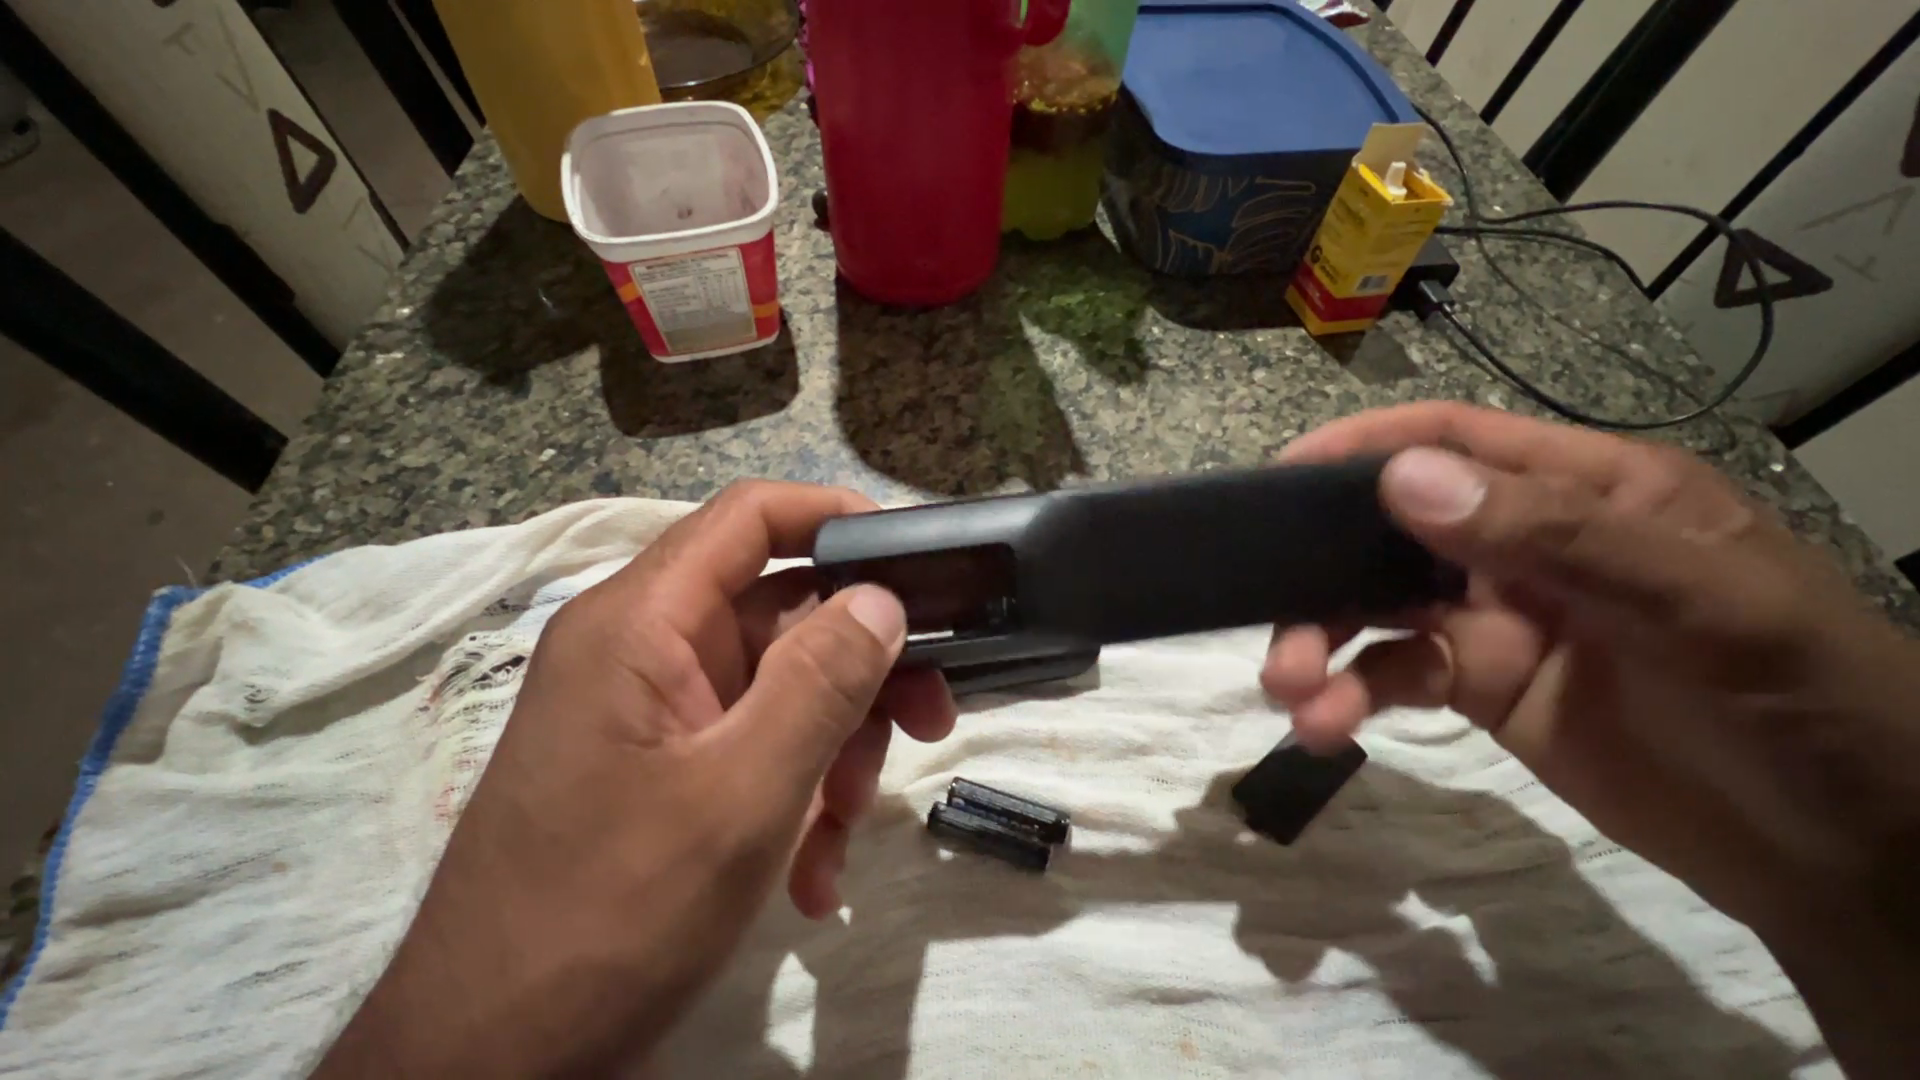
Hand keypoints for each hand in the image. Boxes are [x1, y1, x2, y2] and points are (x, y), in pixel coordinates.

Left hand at [315, 482, 955, 1078]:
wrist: (493, 1061)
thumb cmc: (614, 913)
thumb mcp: (742, 794)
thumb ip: (819, 682)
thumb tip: (881, 598)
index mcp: (640, 624)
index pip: (748, 518)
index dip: (836, 518)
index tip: (917, 562)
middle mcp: (641, 651)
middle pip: (781, 614)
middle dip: (858, 673)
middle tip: (928, 725)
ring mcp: (648, 715)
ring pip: (777, 690)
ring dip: (831, 755)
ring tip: (841, 838)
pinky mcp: (658, 772)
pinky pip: (748, 752)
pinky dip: (793, 799)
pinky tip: (809, 877)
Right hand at [1264, 404, 1919, 1075]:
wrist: (1844, 852)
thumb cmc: (1797, 697)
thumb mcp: (1697, 604)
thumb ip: (1551, 535)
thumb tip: (1401, 482)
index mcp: (1583, 491)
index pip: (1456, 443)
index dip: (1366, 449)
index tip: (1282, 478)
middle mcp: (1524, 544)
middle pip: (1391, 534)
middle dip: (1323, 576)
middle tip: (1279, 629)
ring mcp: (1497, 618)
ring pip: (1379, 611)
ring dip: (1323, 643)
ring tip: (1293, 692)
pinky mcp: (1480, 687)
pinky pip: (1394, 677)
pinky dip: (1350, 696)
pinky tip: (1326, 728)